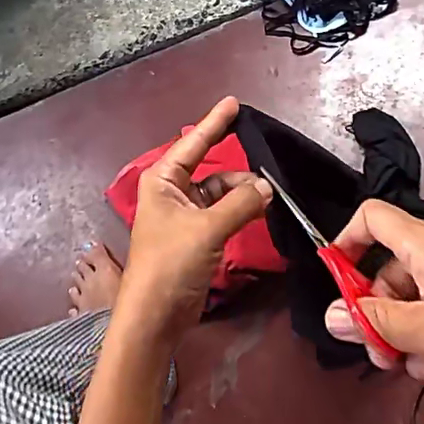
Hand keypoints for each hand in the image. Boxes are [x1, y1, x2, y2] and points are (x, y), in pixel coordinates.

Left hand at [114, 96, 272, 344]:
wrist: (154, 320)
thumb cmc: (169, 265)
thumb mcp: (206, 229)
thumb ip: (240, 203)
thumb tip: (267, 187)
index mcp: (163, 180)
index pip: (194, 142)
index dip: (215, 122)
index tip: (234, 103)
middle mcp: (173, 192)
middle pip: (213, 169)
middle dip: (240, 172)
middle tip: (269, 174)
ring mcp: (186, 215)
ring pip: (223, 192)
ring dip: (244, 194)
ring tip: (268, 199)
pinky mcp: (198, 236)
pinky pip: (225, 211)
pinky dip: (241, 209)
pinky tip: (260, 209)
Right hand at [324, 200, 423, 423]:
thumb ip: (377, 320)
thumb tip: (331, 315)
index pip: (373, 218)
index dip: (346, 241)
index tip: (335, 284)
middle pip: (385, 268)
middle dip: (373, 309)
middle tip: (375, 352)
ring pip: (407, 300)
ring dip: (399, 334)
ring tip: (412, 367)